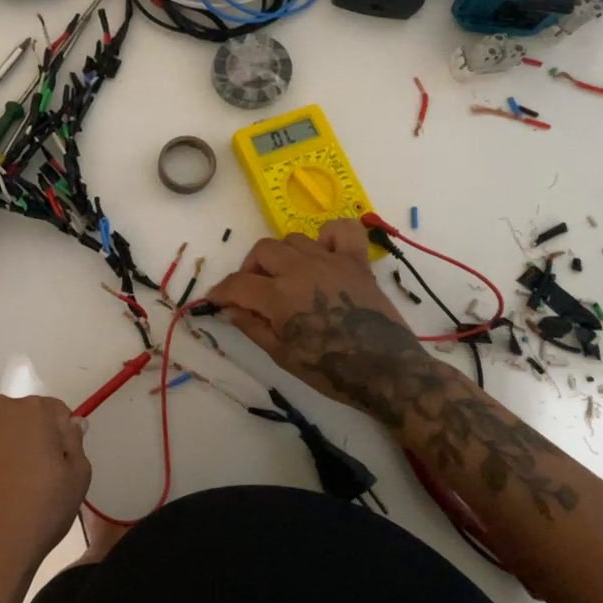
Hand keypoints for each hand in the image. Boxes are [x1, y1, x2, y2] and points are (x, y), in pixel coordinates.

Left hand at [0, 394, 89, 579]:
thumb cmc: (41, 508)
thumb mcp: (78, 476)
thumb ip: (76, 441)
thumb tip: (70, 423)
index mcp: (35, 409)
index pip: (58, 413)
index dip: (63, 438)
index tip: (60, 465)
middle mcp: (2, 407)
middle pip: (28, 415)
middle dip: (35, 436)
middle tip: (39, 474)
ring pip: (3, 427)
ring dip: (11, 443)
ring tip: (13, 482)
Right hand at [204, 220, 438, 418]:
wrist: (386, 371)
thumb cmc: (330, 370)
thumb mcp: (282, 355)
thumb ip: (252, 326)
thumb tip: (229, 309)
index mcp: (279, 295)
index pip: (237, 284)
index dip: (221, 292)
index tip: (216, 301)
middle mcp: (301, 269)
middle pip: (261, 251)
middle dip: (250, 270)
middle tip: (254, 293)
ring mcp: (330, 261)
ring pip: (293, 239)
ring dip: (282, 256)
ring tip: (286, 277)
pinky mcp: (356, 263)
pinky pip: (342, 231)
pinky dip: (328, 236)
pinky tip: (322, 254)